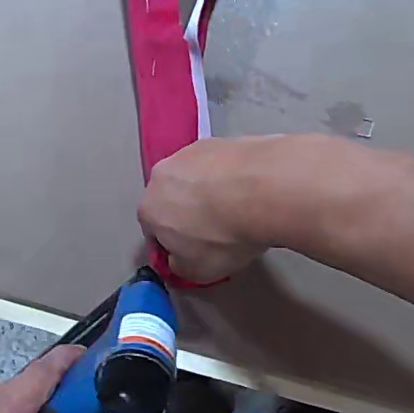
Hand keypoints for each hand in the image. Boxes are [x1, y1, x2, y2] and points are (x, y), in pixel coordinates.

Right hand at [139, 136, 283, 282]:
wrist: (264, 190)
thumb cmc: (225, 232)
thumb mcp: (197, 271)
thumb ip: (180, 267)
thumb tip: (180, 260)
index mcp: (149, 209)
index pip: (154, 233)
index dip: (175, 246)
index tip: (196, 253)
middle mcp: (163, 176)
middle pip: (173, 200)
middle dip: (190, 215)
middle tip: (218, 232)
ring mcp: (191, 153)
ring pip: (196, 179)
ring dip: (210, 193)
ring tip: (239, 211)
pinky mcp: (220, 140)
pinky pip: (221, 164)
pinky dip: (231, 176)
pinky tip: (251, 191)